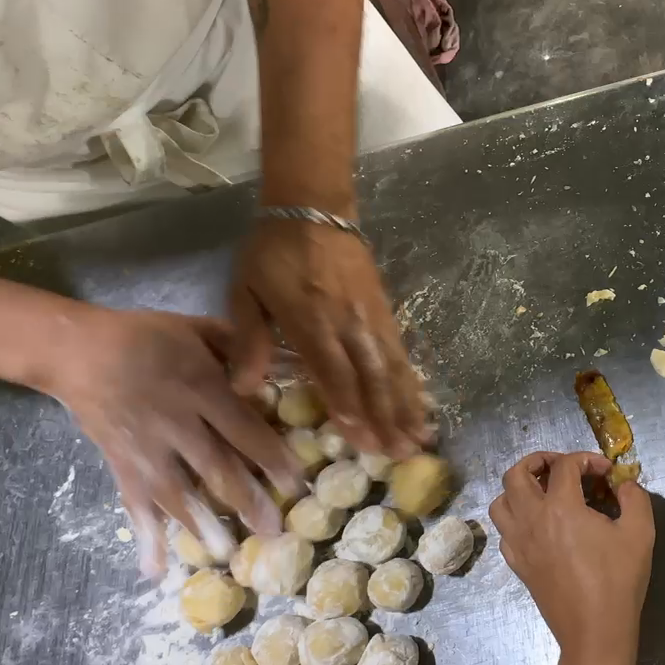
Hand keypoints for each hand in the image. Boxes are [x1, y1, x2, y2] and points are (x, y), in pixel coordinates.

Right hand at [46, 309, 305, 575]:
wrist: (76, 350)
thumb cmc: (150, 336)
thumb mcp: (201, 329)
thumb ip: (242, 347)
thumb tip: (287, 363)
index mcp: (201, 390)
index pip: (244, 431)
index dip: (272, 459)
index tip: (298, 484)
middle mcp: (175, 426)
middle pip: (216, 468)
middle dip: (247, 502)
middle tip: (275, 531)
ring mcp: (144, 450)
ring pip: (178, 494)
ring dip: (202, 527)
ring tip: (227, 555)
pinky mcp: (119, 466)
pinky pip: (133, 506)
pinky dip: (145, 537)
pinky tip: (154, 570)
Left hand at [226, 219, 431, 457]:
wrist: (314, 210)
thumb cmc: (272, 252)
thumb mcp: (245, 291)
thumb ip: (249, 339)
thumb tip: (244, 388)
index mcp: (311, 320)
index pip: (334, 372)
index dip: (349, 407)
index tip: (363, 440)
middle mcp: (349, 323)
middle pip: (372, 376)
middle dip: (387, 417)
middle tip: (401, 453)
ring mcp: (372, 318)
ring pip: (393, 367)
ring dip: (407, 404)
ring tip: (420, 435)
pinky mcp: (384, 311)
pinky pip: (400, 352)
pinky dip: (411, 380)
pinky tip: (419, 401)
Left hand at [490, 451, 654, 655]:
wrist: (596, 632)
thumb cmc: (619, 580)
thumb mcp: (640, 532)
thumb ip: (634, 497)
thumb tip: (624, 485)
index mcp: (561, 508)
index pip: (565, 465)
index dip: (587, 459)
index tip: (607, 472)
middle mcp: (532, 521)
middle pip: (516, 474)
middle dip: (539, 461)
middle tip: (564, 468)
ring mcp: (519, 545)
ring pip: (500, 502)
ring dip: (520, 489)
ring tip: (545, 493)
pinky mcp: (518, 565)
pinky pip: (504, 531)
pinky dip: (517, 518)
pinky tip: (541, 525)